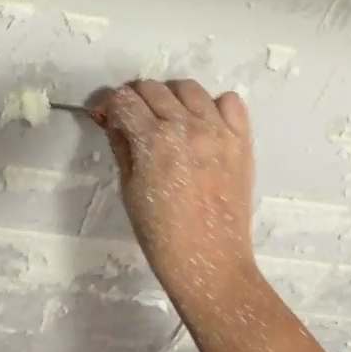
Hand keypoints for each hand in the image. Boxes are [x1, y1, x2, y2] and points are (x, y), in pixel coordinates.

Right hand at [89, 79, 257, 303]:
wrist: (210, 264)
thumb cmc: (161, 235)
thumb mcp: (129, 189)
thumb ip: (121, 146)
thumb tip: (111, 120)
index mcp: (153, 141)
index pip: (123, 99)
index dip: (110, 105)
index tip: (109, 117)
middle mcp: (187, 126)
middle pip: (153, 87)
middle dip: (136, 99)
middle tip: (134, 120)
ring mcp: (218, 131)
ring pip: (188, 87)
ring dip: (172, 97)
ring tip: (169, 120)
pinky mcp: (241, 140)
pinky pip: (229, 101)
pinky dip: (214, 106)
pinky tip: (204, 125)